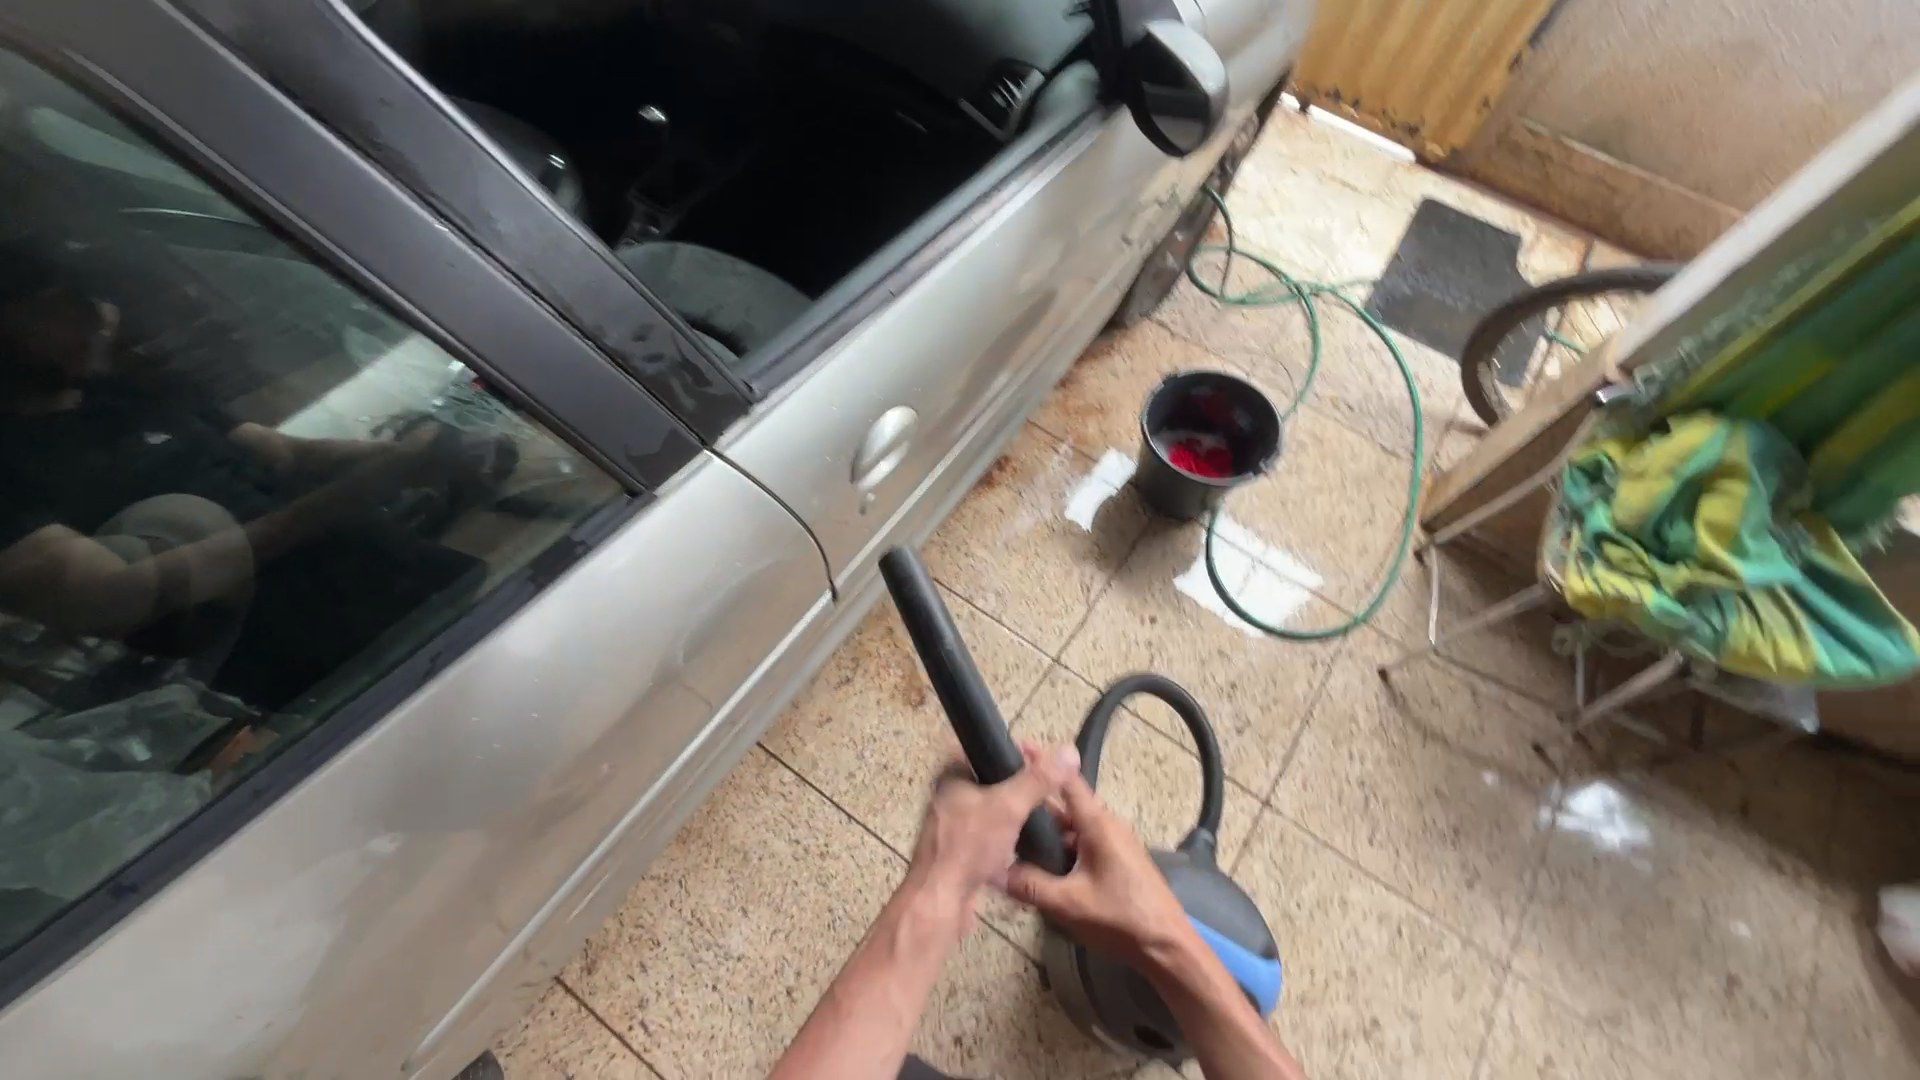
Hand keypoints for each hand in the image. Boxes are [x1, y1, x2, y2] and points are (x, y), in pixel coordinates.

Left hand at [904, 742, 1079, 934]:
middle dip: (1026, 786)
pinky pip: (993, 833)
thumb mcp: (1008, 807)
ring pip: (997, 808)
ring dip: (1021, 813)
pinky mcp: (962, 848)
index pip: (989, 748)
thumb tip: (1068, 752)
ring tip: (1050, 817)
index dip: (1019, 751)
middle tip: (1054, 792)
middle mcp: (951, 793)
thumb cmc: (968, 846)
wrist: (941, 901)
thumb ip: (1038, 780)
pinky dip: (1012, 835)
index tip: (1047, 760)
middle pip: (996, 779)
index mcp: (953, 773)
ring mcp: (955, 823)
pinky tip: (1033, 841)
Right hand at [1001, 771, 1191, 967]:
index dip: (1043, 762)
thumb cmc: (1121, 917)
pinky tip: (1041, 866)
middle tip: (1003, 805)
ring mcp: (1114, 843)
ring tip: (1013, 838)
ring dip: (1047, 832)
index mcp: (1097, 823)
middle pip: (1065, 805)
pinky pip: (1083, 844)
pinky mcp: (1117, 861)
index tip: (1017, 747)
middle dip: (1035, 805)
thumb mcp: (1069, 903)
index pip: (1067, 780)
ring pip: (1073, 828)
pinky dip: (1061, 848)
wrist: (1167, 947)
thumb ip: (1029, 885)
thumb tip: (992, 870)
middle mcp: (1107, 825)